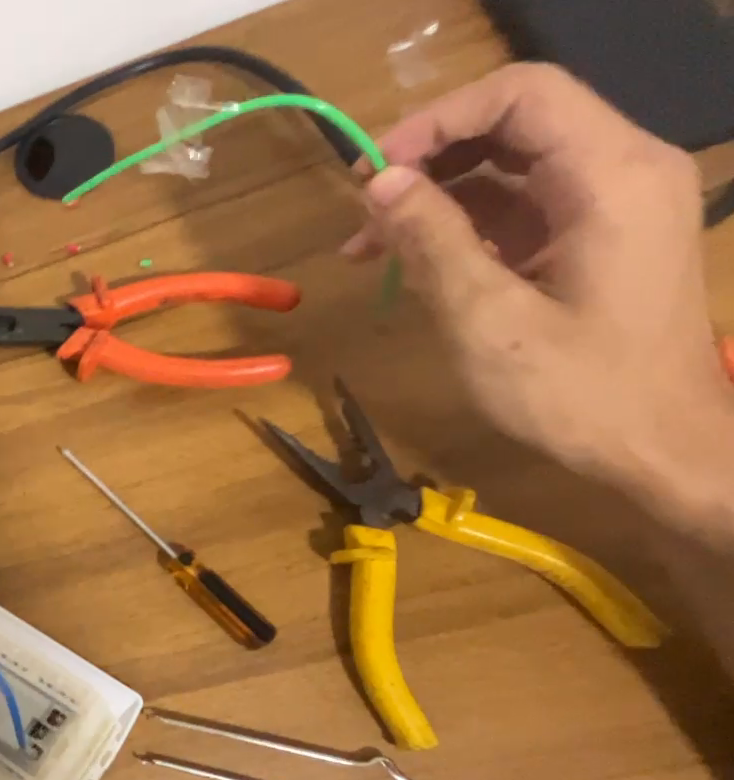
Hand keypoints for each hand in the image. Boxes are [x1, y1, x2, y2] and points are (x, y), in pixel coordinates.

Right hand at [343, 64, 733, 535]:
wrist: (656, 446)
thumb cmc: (574, 391)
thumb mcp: (486, 318)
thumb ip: (433, 241)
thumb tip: (379, 183)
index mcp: (610, 178)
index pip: (522, 96)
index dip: (437, 121)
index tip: (372, 175)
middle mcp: (621, 171)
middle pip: (515, 121)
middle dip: (428, 155)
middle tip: (361, 209)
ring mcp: (609, 203)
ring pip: (509, 163)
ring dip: (433, 193)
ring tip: (366, 245)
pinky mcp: (591, 235)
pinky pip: (516, 204)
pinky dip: (457, 222)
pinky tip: (407, 260)